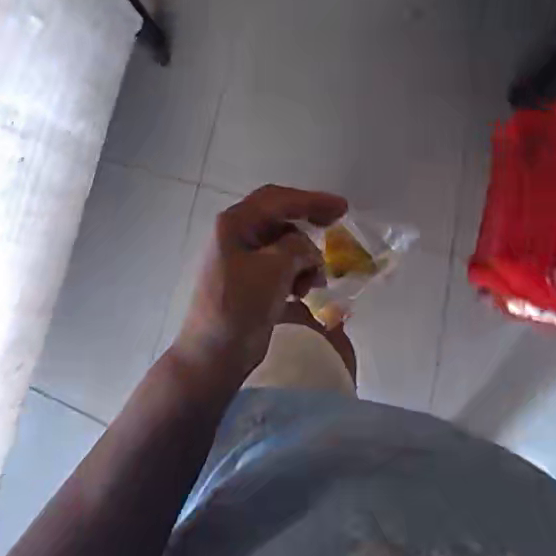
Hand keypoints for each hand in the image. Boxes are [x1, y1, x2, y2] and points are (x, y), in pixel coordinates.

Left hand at [170, 185, 344, 384]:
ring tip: (313, 283)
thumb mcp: (273, 270)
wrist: (213, 355)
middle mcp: (235, 235)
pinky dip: (294, 273)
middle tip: (336, 228)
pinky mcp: (248, 282)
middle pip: (279, 219)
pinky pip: (278, 266)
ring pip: (282, 244)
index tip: (342, 208)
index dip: (311, 200)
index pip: (277, 200)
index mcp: (233, 224)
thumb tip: (307, 249)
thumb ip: (296, 247)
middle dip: (308, 226)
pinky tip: (302, 293)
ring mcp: (240, 259)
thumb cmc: (239, 306)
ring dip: (303, 258)